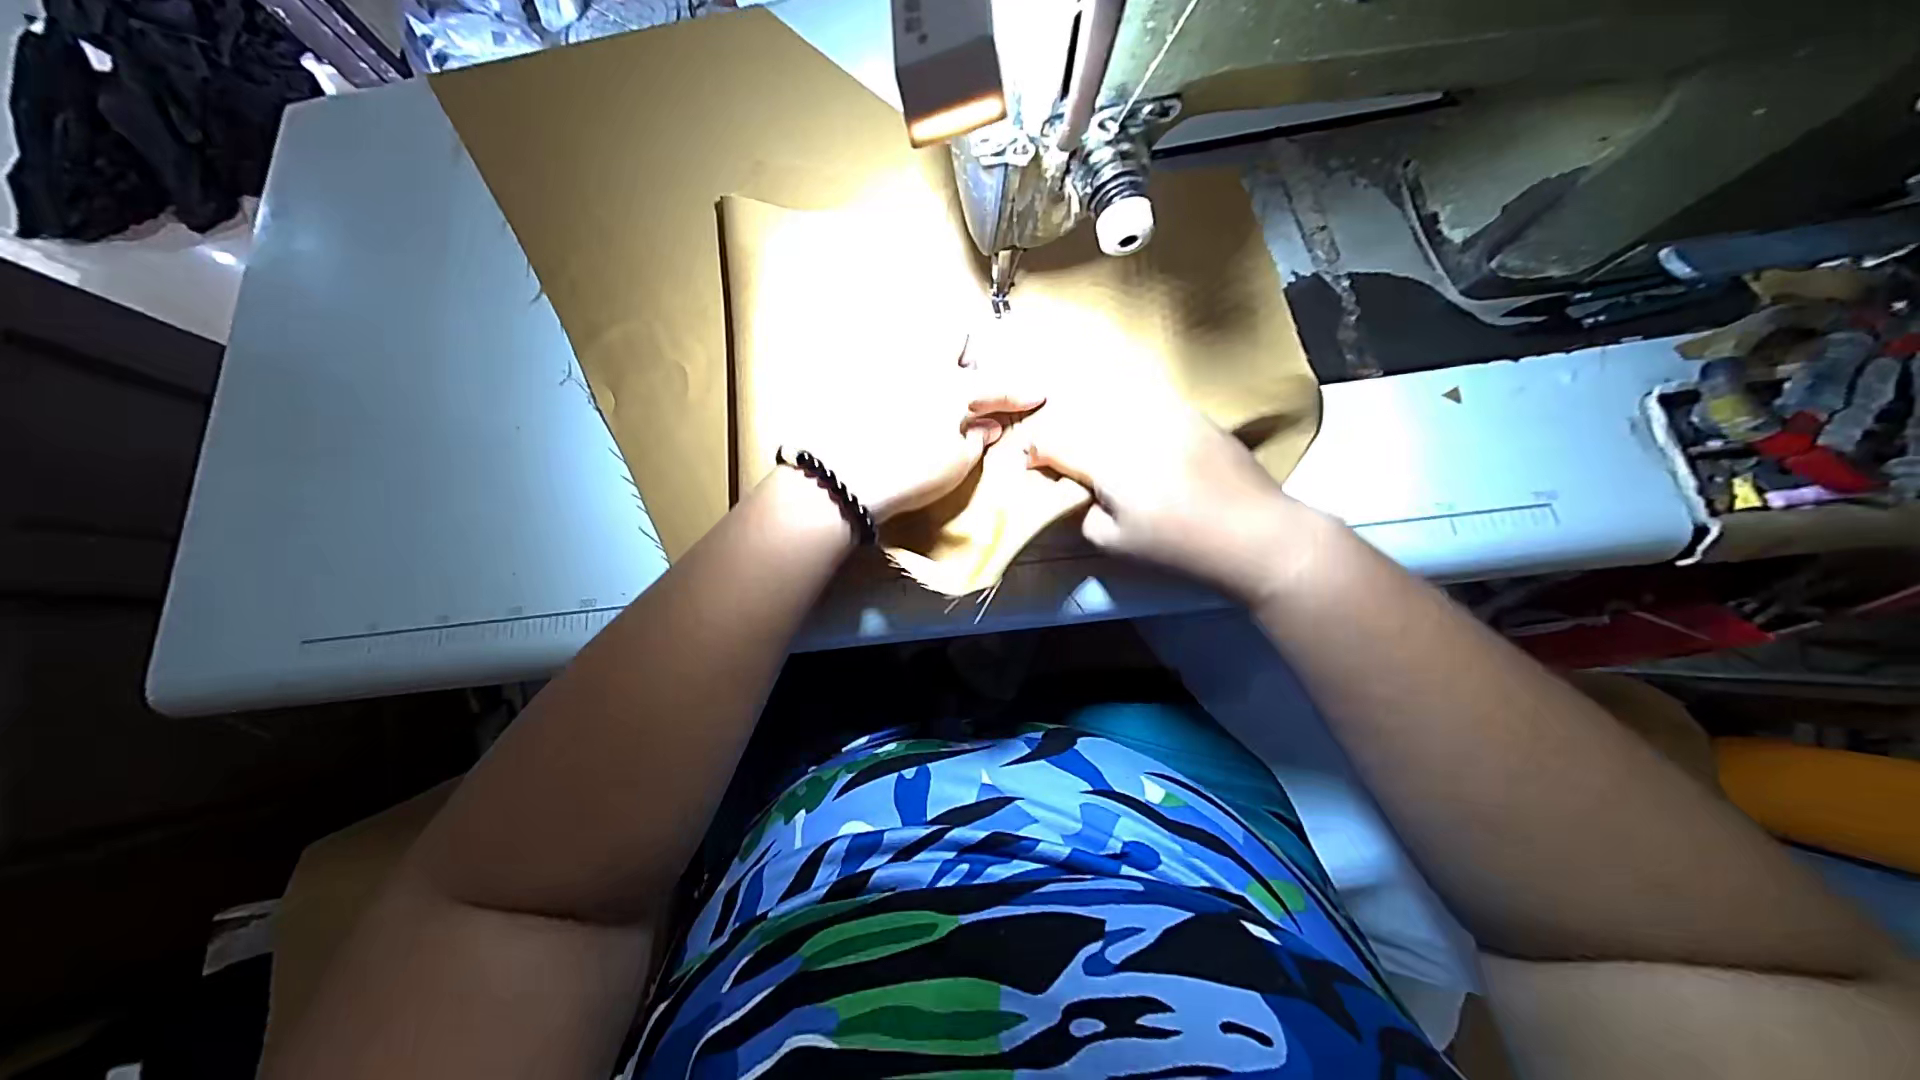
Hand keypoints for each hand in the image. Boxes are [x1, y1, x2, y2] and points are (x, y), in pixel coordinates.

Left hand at [783, 333, 1042, 522]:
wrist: (844, 479)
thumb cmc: (910, 473)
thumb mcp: (957, 464)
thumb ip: (976, 439)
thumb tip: (987, 425)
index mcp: (954, 389)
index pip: (998, 387)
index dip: (1021, 392)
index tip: (1037, 393)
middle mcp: (923, 368)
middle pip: (954, 333)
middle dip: (969, 349)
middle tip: (972, 377)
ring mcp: (890, 371)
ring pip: (919, 345)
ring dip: (934, 359)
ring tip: (935, 390)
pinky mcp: (860, 383)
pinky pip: (888, 368)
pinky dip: (902, 381)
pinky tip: (901, 404)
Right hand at [1023, 393, 1322, 601]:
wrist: (1253, 532)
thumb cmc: (1178, 544)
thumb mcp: (1112, 542)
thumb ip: (1083, 511)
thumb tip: (1080, 490)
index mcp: (1106, 459)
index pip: (1055, 442)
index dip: (1037, 451)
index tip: (1033, 463)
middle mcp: (1132, 425)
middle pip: (1080, 413)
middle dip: (1063, 428)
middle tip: (1059, 448)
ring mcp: (1167, 413)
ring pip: (1114, 398)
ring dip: (1094, 411)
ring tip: (1092, 429)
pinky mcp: (1194, 413)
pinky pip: (1150, 397)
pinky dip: (1130, 404)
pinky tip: (1131, 418)